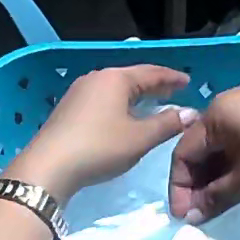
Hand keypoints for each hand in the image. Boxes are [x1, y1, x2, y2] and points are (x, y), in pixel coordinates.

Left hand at [6, 64, 194, 201]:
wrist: (49, 167)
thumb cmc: (99, 147)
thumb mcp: (139, 138)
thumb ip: (167, 124)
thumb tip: (190, 113)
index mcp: (115, 79)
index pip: (151, 72)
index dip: (172, 77)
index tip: (188, 81)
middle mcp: (96, 78)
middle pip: (131, 77)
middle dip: (154, 84)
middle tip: (173, 91)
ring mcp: (78, 93)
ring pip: (115, 89)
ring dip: (136, 95)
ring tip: (151, 103)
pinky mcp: (68, 109)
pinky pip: (102, 99)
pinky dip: (120, 104)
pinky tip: (123, 116)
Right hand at [169, 85, 239, 223]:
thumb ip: (216, 197)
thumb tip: (191, 217)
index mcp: (216, 113)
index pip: (182, 153)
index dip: (179, 189)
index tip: (186, 219)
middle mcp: (230, 104)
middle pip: (201, 149)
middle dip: (198, 184)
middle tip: (203, 215)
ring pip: (223, 147)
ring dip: (218, 177)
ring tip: (222, 205)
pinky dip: (237, 166)